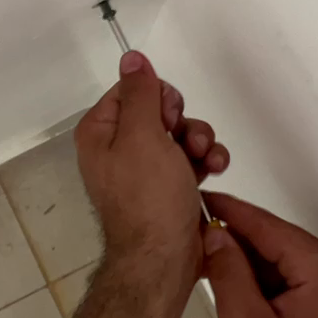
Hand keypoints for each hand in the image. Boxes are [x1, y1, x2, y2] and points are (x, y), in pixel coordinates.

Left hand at [75, 51, 229, 289]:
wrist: (164, 260)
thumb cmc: (148, 196)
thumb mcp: (142, 136)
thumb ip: (140, 93)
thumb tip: (131, 57)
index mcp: (100, 132)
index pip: (131, 90)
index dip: (157, 98)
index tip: (167, 117)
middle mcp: (117, 148)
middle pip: (158, 111)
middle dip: (183, 121)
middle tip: (188, 141)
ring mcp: (143, 170)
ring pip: (179, 133)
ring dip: (200, 140)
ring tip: (208, 160)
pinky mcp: (167, 187)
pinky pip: (189, 159)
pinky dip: (205, 160)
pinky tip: (217, 169)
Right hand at [199, 191, 317, 317]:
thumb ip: (229, 274)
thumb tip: (213, 232)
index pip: (269, 227)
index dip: (230, 211)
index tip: (196, 196)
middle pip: (275, 239)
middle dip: (233, 238)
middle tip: (189, 234)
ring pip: (279, 254)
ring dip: (244, 257)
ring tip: (201, 256)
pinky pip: (289, 270)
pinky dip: (260, 274)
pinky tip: (229, 276)